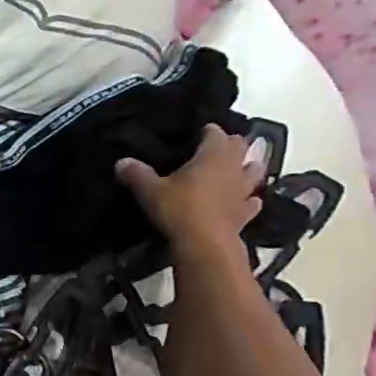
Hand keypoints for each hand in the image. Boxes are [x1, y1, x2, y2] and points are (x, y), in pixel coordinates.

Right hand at [115, 125, 265, 248]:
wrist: (204, 244)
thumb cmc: (178, 209)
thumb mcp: (149, 190)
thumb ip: (136, 174)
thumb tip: (121, 161)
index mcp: (212, 156)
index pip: (215, 133)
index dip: (207, 130)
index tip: (197, 132)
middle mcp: (233, 168)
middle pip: (239, 147)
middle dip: (230, 144)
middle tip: (215, 147)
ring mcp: (243, 191)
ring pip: (253, 171)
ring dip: (247, 167)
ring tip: (236, 169)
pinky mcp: (246, 213)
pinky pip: (252, 201)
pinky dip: (248, 199)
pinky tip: (242, 201)